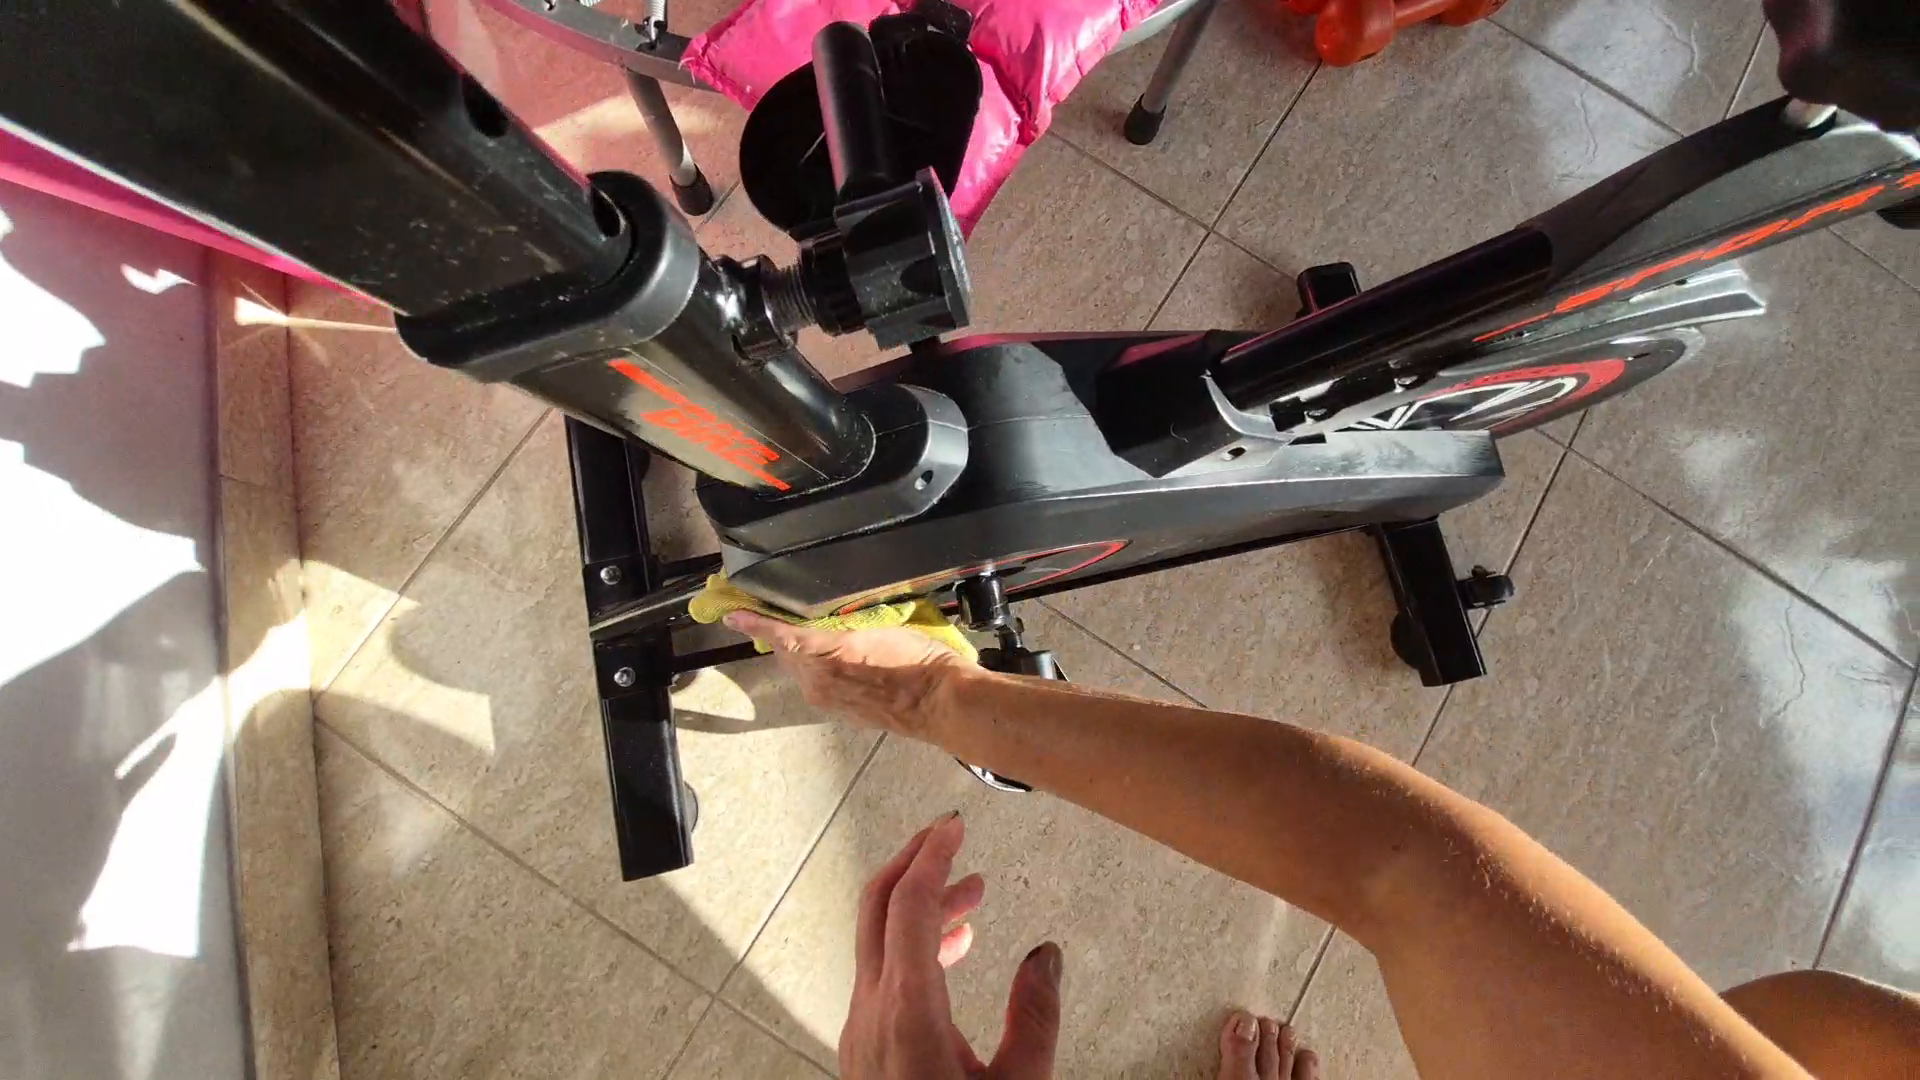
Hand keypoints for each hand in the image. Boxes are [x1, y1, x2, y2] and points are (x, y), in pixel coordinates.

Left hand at [723, 611, 975, 734]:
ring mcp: (827, 700)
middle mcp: (817, 681)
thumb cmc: (917, 658)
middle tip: (790, 615)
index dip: (756, 622)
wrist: (939, 701)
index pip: (782, 635)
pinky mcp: (839, 712)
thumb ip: (847, 624)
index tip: (732, 614)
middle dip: (784, 635)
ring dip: (802, 654)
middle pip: (787, 653)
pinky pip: (818, 684)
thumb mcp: (882, 627)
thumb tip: (833, 617)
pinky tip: (836, 661)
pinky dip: (818, 670)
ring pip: (801, 670)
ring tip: (819, 635)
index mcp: (827, 655)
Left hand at [840, 812, 1062, 1079]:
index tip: (954, 824)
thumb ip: (1034, 1019)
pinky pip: (879, 974)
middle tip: (949, 836)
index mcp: (906, 1008)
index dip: (932, 855)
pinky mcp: (861, 1050)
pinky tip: (949, 954)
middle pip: (877, 905)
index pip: (908, 903)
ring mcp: (859, 1030)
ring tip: (971, 896)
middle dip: (914, 860)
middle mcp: (870, 1009)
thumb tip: (1046, 954)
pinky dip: (911, 945)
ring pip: (878, 940)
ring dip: (921, 905)